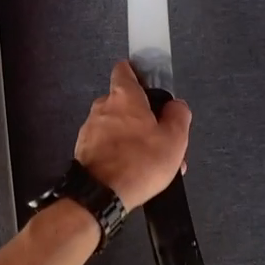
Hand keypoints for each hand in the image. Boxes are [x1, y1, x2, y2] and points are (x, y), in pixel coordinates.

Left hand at [73, 60, 191, 207]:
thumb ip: (179, 114)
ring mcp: (90, 129)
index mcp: (124, 96)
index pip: (126, 69)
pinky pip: (106, 144)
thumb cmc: (136, 165)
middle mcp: (103, 107)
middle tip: (159, 134)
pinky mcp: (85, 150)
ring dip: (132, 137)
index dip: (138, 73)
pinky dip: (120, 152)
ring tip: (151, 160)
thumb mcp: (175, 138)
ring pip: (116, 126)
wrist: (102, 195)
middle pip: (124, 102)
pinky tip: (135, 170)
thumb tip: (178, 106)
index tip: (147, 80)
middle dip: (141, 116)